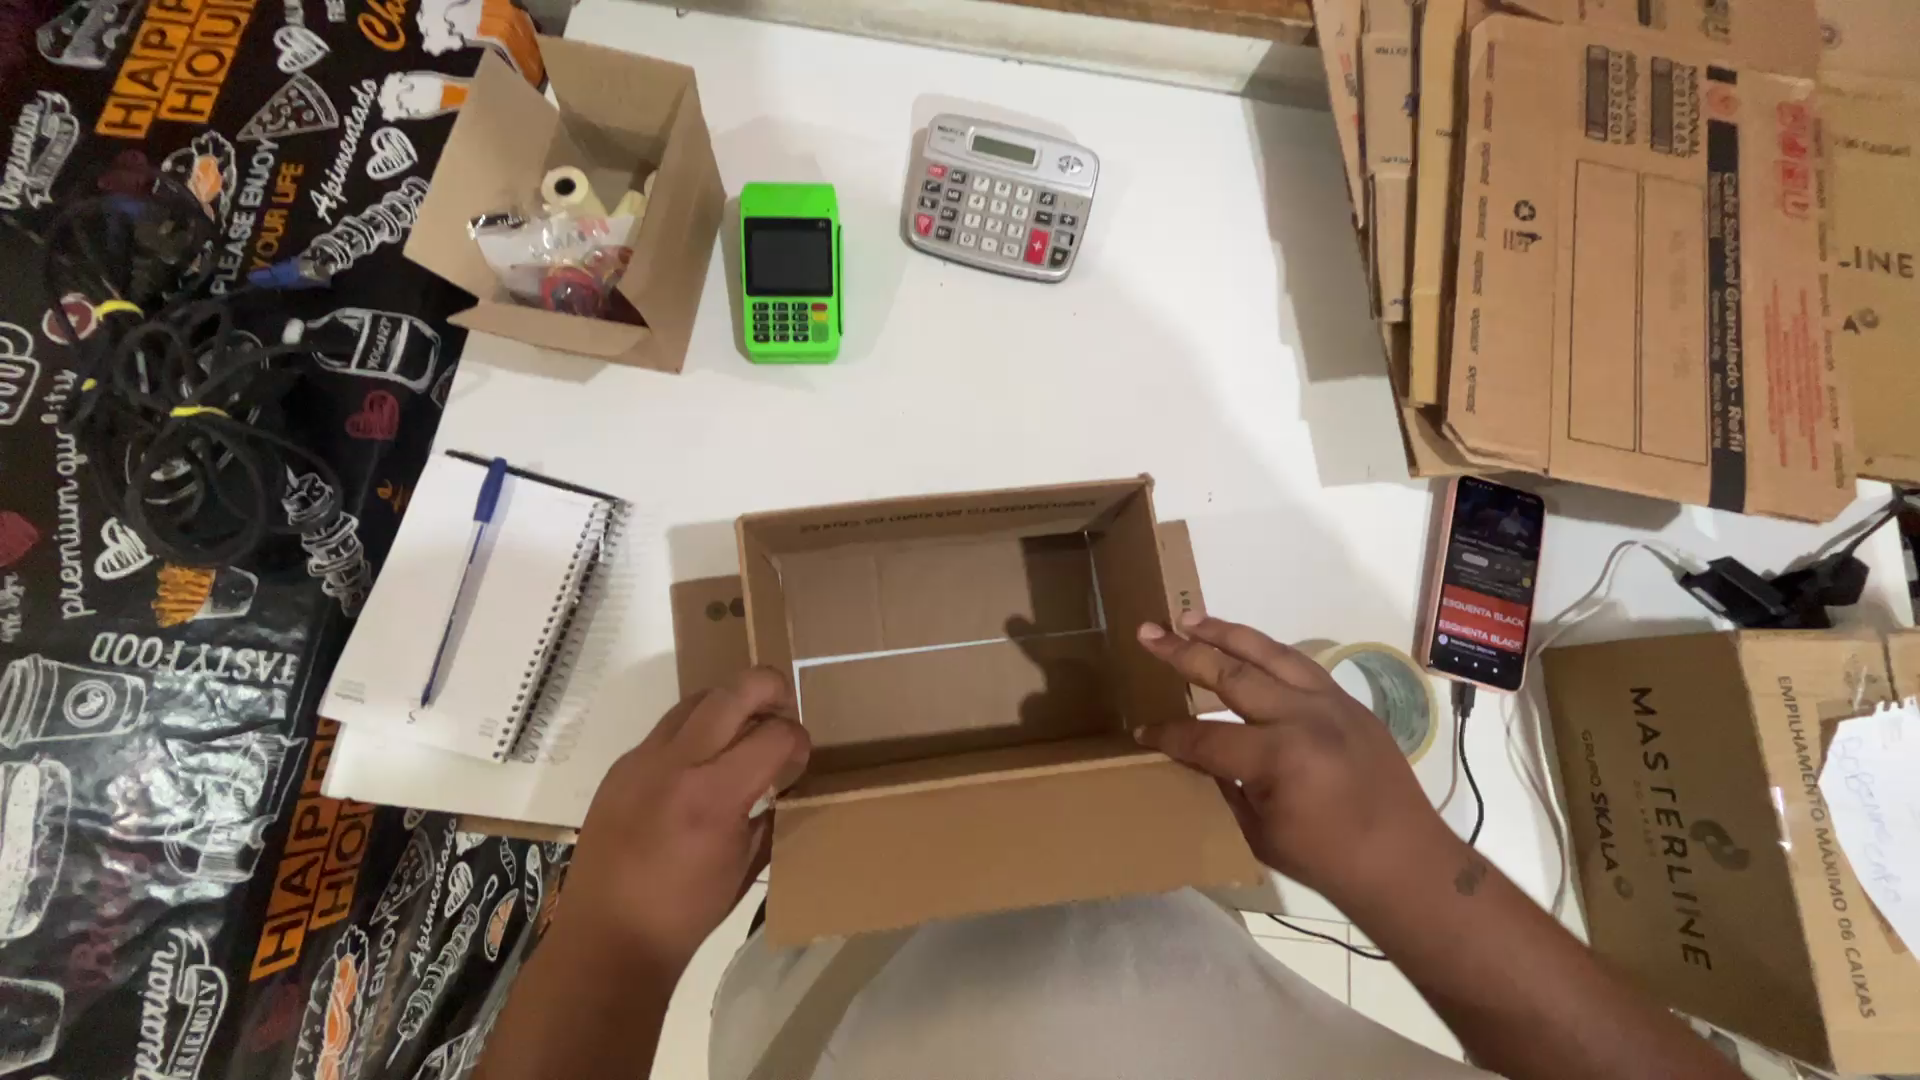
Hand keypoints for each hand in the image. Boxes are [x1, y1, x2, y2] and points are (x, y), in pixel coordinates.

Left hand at [558, 668, 809, 972]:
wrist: (606, 939)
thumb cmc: (688, 912)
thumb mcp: (749, 863)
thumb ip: (773, 810)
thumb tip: (787, 780)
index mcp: (715, 797)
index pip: (776, 733)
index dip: (799, 741)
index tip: (797, 762)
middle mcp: (677, 765)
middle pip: (738, 690)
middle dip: (773, 691)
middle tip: (783, 714)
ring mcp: (643, 760)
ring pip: (701, 697)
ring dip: (732, 705)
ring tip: (743, 735)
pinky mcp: (622, 766)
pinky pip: (670, 726)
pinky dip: (697, 732)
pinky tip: (701, 765)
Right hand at [1134, 614, 1457, 901]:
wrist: (1406, 864)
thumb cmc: (1325, 860)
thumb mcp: (1256, 830)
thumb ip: (1220, 782)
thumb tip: (1188, 751)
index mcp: (1279, 759)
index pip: (1204, 737)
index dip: (1168, 735)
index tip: (1141, 731)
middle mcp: (1304, 718)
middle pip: (1230, 674)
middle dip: (1182, 653)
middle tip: (1148, 632)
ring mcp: (1331, 704)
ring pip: (1268, 653)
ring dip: (1224, 633)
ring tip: (1189, 618)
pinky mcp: (1349, 702)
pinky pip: (1298, 665)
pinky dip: (1264, 651)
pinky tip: (1242, 646)